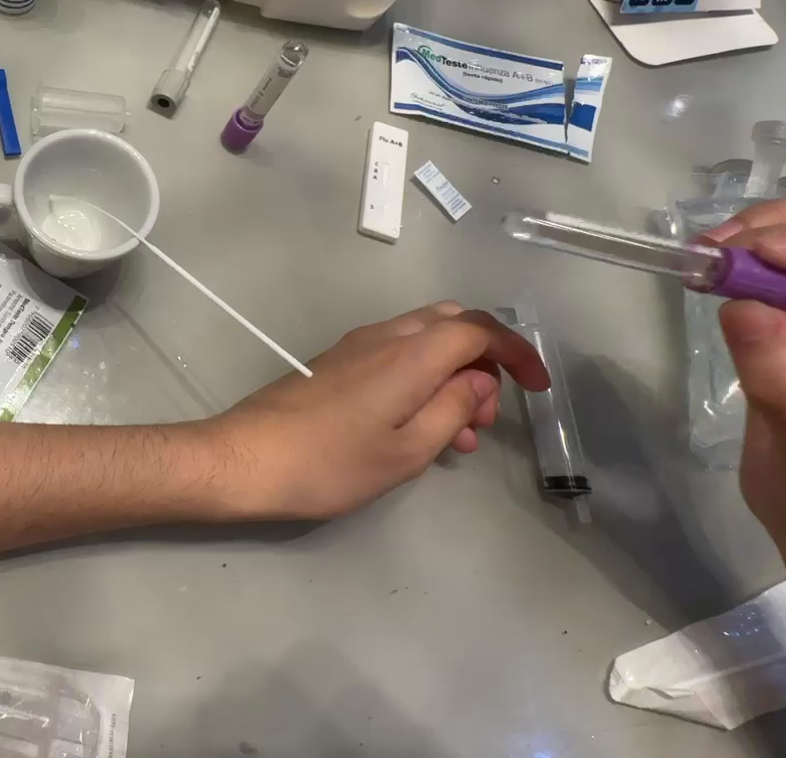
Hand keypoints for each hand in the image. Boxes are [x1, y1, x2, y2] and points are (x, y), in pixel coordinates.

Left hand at [203, 302, 549, 520]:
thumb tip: (479, 379)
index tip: (538, 387)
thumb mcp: (407, 450)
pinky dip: (419, 378)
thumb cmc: (330, 463)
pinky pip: (392, 355)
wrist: (247, 458)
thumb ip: (452, 408)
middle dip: (482, 361)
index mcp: (406, 354)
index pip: (476, 327)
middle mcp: (379, 337)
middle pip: (448, 323)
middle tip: (485, 417)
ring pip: (419, 340)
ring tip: (458, 437)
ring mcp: (351, 347)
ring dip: (450, 374)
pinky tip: (417, 427)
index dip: (515, 350)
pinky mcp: (332, 363)